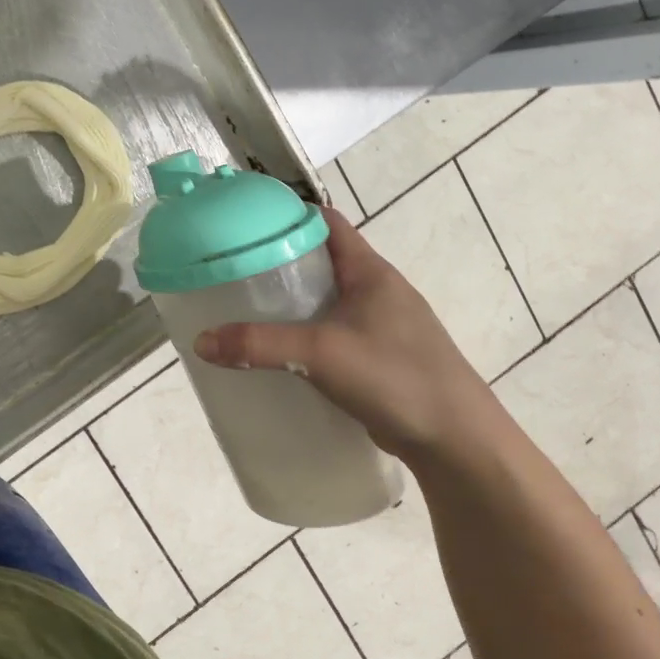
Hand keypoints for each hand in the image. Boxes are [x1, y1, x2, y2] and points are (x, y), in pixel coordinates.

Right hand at [191, 205, 505, 464]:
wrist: (459, 443)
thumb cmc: (397, 378)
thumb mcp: (320, 354)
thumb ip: (258, 345)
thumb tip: (200, 341)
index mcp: (371, 273)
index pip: (326, 223)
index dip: (286, 215)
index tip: (243, 221)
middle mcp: (377, 291)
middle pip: (319, 260)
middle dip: (276, 261)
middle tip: (230, 268)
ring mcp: (380, 325)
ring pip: (324, 299)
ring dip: (288, 301)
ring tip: (242, 308)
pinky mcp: (378, 357)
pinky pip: (330, 332)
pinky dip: (301, 333)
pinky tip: (276, 350)